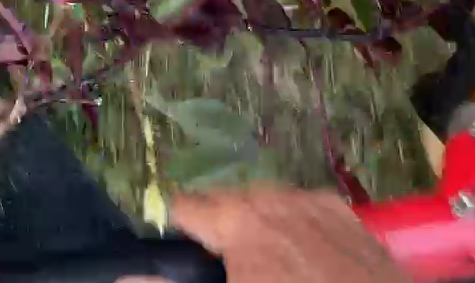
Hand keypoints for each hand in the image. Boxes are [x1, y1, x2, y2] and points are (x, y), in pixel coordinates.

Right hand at [128, 185, 404, 282]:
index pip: (182, 207)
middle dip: (222, 235)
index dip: (180, 238)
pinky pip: (307, 213)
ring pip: (267, 206)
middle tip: (234, 275)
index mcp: (237, 219)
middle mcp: (272, 198)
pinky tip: (312, 267)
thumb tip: (121, 277)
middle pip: (225, 203)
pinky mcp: (354, 222)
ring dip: (261, 231)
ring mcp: (317, 205)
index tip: (191, 265)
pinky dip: (300, 233)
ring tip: (273, 274)